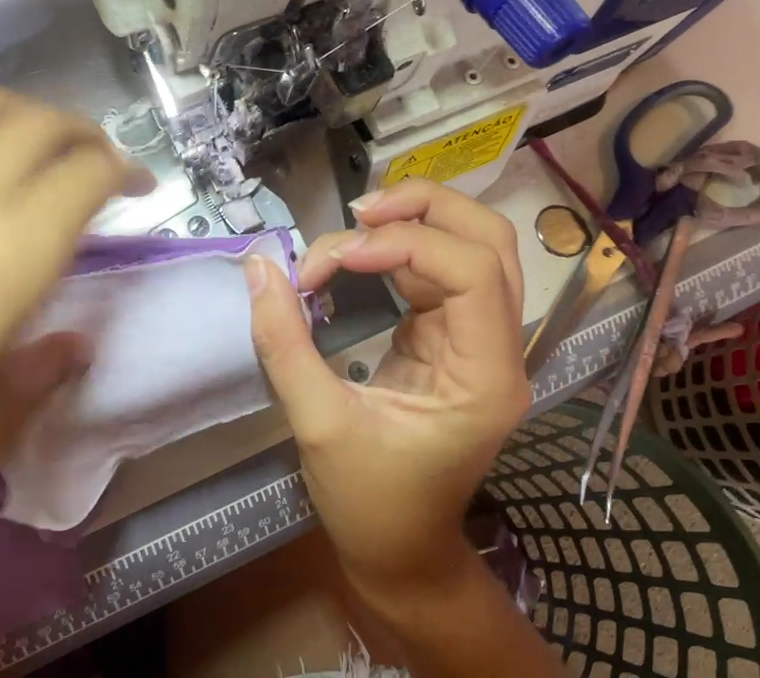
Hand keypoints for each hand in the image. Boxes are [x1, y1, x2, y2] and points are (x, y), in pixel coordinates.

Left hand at [0, 84, 150, 544]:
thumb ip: (37, 374)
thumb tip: (74, 344)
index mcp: (1, 267)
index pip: (82, 179)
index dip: (122, 172)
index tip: (139, 190)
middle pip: (30, 126)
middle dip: (78, 132)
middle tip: (94, 164)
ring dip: (6, 110)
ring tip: (23, 141)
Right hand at [245, 178, 529, 593]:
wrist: (401, 551)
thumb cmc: (368, 502)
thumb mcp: (318, 425)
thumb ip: (285, 343)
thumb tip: (259, 267)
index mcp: (485, 377)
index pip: (473, 272)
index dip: (406, 243)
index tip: (337, 257)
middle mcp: (500, 349)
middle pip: (489, 240)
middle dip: (424, 209)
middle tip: (356, 211)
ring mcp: (481, 340)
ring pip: (470, 244)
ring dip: (413, 221)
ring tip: (351, 227)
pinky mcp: (454, 337)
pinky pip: (441, 269)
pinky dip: (400, 248)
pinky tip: (358, 252)